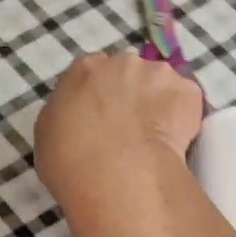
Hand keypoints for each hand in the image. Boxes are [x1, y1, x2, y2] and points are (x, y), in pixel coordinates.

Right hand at [33, 50, 203, 206]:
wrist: (117, 174)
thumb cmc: (69, 159)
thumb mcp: (46, 134)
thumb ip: (64, 113)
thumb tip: (78, 114)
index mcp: (84, 69)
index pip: (90, 73)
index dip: (92, 96)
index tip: (93, 118)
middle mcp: (123, 62)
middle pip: (126, 73)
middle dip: (125, 94)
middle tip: (121, 128)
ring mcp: (159, 74)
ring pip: (157, 84)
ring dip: (153, 103)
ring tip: (147, 137)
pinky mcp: (189, 92)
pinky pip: (182, 102)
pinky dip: (177, 117)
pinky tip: (167, 142)